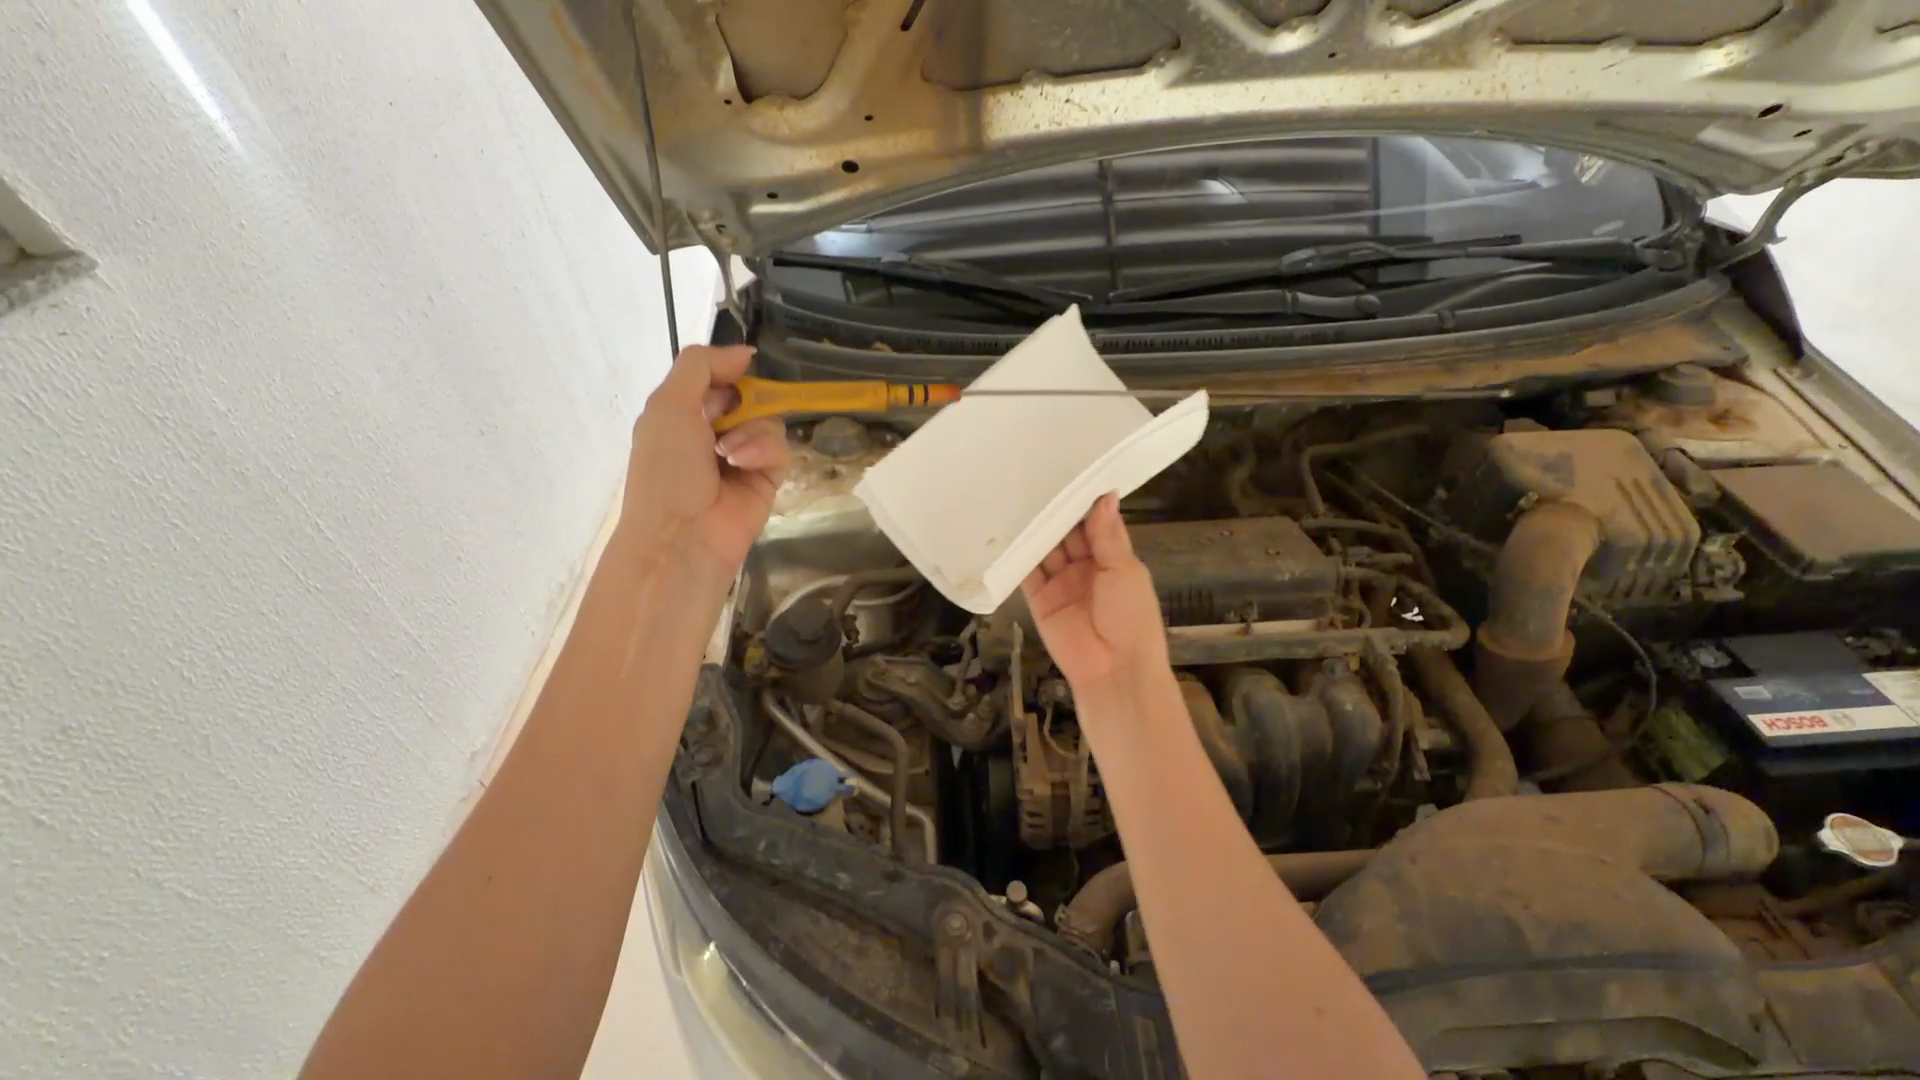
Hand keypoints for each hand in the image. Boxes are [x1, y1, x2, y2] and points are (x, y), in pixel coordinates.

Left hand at [617, 345, 788, 586]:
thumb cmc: (665, 468)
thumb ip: (701, 365)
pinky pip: (779, 447)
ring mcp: (741, 457)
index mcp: (680, 413)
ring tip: (730, 455)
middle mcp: (711, 432)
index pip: (715, 377)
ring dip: (751, 431)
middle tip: (733, 415)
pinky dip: (763, 451)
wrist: (681, 536)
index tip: (741, 367)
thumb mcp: (669, 403)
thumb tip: (745, 352)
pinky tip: (743, 466)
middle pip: (748, 396)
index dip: (729, 369)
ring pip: (768, 420)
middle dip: (746, 401)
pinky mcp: (766, 478)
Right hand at [1021, 494, 1168, 691]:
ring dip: (1035, 530)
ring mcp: (1061, 584)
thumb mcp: (1125, 570)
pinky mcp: (1039, 600)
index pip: (1095, 524)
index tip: (1070, 471)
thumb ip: (1108, 535)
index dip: (1084, 502)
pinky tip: (1007, 532)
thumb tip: (1106, 495)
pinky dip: (1017, 555)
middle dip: (1055, 512)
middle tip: (1036, 477)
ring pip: (1045, 549)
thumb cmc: (1131, 617)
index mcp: (1113, 559)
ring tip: (1018, 497)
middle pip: (1067, 534)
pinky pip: (1026, 574)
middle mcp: (1086, 568)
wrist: (1115, 671)